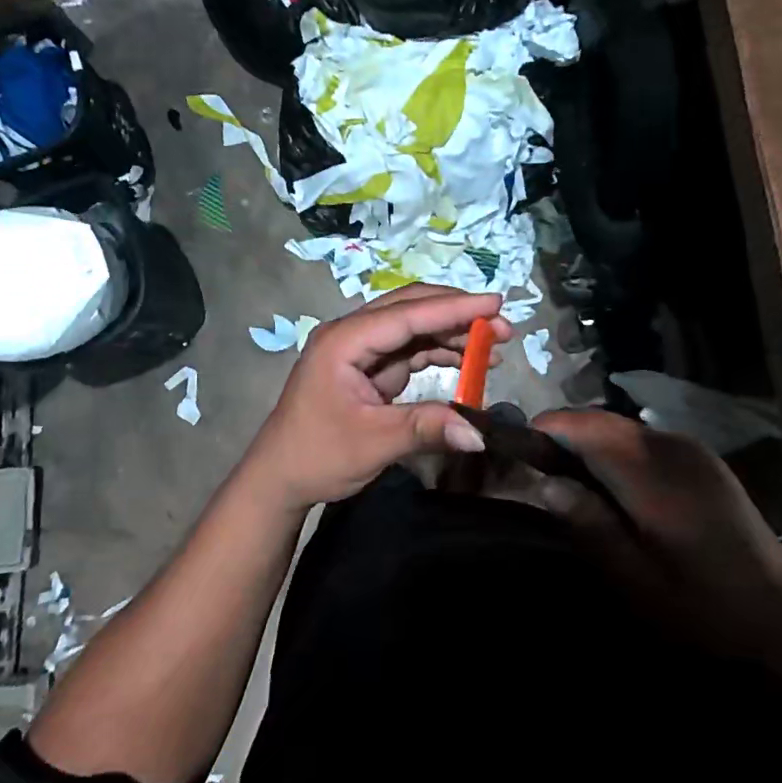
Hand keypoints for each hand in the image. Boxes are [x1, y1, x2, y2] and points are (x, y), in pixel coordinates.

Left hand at [238, 284, 511, 510]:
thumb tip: (480, 434)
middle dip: (457, 314)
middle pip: (410, 310)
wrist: (279, 479)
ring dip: (452, 332)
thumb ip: (426, 428)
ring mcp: (360, 350)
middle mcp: (351, 335)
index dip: (453, 308)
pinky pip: (410, 350)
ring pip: (413, 328)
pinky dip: (440, 352)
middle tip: (502, 324)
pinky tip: (470, 360)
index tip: (495, 303)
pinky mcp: (369, 368)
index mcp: (344, 341)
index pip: (406, 315)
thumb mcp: (373, 442)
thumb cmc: (317, 456)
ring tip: (497, 343)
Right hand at [528, 409, 781, 671]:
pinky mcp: (701, 459)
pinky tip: (613, 490)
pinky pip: (642, 441)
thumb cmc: (705, 609)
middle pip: (599, 421)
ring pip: (619, 429)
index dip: (542, 432)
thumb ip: (590, 525)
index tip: (515, 457)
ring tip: (569, 485)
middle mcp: (669, 445)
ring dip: (588, 445)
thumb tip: (546, 483)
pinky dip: (615, 452)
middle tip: (537, 477)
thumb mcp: (637, 581)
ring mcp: (689, 449)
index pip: (581, 425)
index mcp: (650, 470)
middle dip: (562, 439)